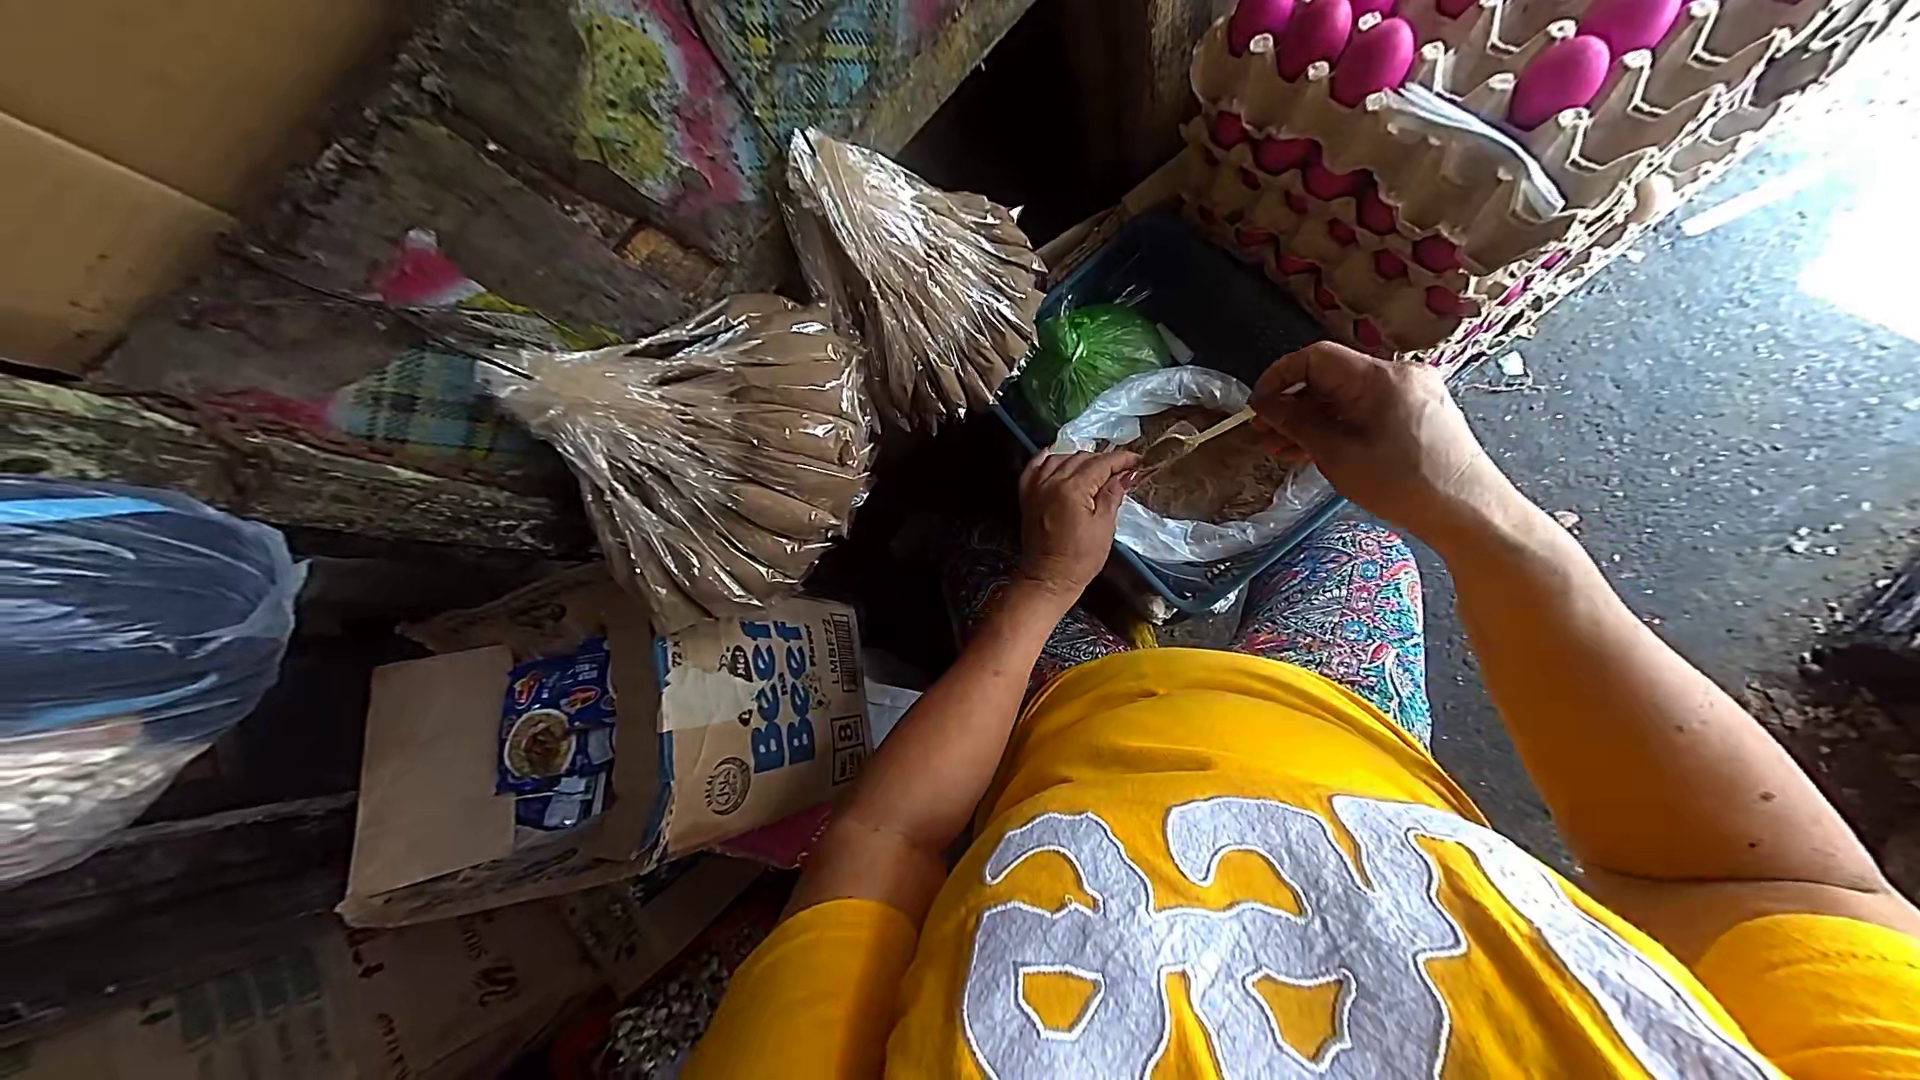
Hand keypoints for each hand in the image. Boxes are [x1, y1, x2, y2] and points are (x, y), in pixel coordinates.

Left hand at [1016, 449, 1137, 601]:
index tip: (1135, 460)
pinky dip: (1047, 459)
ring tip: (1095, 468)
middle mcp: (1051, 482)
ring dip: (1079, 458)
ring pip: (1059, 458)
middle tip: (1120, 469)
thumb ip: (1112, 495)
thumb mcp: (1104, 527)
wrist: (1048, 579)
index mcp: (1072, 489)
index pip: (1101, 463)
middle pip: (1081, 458)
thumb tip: (1125, 475)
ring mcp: (1036, 488)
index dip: (1121, 459)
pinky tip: (1056, 456)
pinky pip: (1034, 468)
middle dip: (1103, 460)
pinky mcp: (1027, 497)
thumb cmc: (1080, 559)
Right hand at [1251, 342, 1514, 544]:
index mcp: (1379, 378)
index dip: (1279, 377)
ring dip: (1308, 419)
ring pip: (1342, 396)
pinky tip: (1311, 448)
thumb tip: (1264, 403)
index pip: (1315, 358)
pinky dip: (1333, 425)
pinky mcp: (1411, 411)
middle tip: (1264, 433)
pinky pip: (1361, 409)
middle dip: (1291, 404)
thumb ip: (1296, 423)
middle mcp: (1396, 375)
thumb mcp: (1336, 454)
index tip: (1257, 405)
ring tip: (1281, 448)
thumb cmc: (1402, 482)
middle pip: (1328, 377)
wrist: (1466, 509)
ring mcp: (1407, 393)